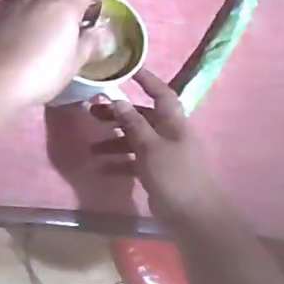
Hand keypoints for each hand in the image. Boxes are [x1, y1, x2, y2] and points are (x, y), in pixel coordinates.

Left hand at [0, 0, 107, 109]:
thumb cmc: (41, 74)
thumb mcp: (74, 64)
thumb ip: (88, 43)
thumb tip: (93, 32)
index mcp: (65, 4)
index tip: (91, 18)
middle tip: (67, 22)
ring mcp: (14, 2)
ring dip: (42, 0)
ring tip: (42, 22)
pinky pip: (13, 2)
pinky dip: (21, 8)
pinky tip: (18, 27)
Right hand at [91, 69, 240, 229]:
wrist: (192, 214)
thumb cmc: (174, 174)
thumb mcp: (150, 146)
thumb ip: (133, 123)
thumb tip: (117, 100)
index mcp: (174, 122)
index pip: (161, 93)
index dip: (146, 80)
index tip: (127, 70)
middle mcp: (169, 134)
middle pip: (142, 117)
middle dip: (118, 114)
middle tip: (92, 112)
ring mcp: (163, 154)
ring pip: (135, 140)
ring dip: (114, 141)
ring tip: (91, 147)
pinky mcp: (156, 172)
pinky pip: (134, 161)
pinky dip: (119, 162)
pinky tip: (102, 167)